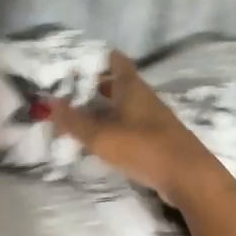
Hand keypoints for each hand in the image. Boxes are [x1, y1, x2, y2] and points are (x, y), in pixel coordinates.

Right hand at [46, 52, 225, 207]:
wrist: (187, 176)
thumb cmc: (143, 147)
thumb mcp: (101, 136)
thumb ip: (73, 121)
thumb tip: (47, 102)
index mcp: (133, 88)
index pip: (117, 62)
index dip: (99, 58)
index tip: (77, 62)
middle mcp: (145, 99)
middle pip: (120, 85)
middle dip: (97, 87)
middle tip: (72, 92)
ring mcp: (154, 120)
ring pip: (126, 107)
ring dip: (106, 110)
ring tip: (81, 117)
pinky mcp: (158, 141)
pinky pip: (132, 127)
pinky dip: (116, 129)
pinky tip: (103, 141)